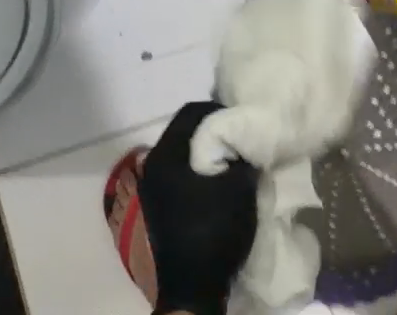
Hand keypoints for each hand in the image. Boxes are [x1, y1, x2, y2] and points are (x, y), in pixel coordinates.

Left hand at [139, 101, 260, 314]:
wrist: (193, 288)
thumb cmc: (214, 229)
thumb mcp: (239, 187)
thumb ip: (243, 156)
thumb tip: (244, 142)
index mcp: (167, 155)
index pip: (191, 111)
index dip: (219, 109)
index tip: (241, 118)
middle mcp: (152, 166)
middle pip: (184, 131)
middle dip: (213, 130)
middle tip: (239, 137)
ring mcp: (151, 189)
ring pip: (181, 154)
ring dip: (205, 152)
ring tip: (233, 160)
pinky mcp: (157, 208)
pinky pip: (178, 175)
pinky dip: (198, 171)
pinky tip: (218, 183)